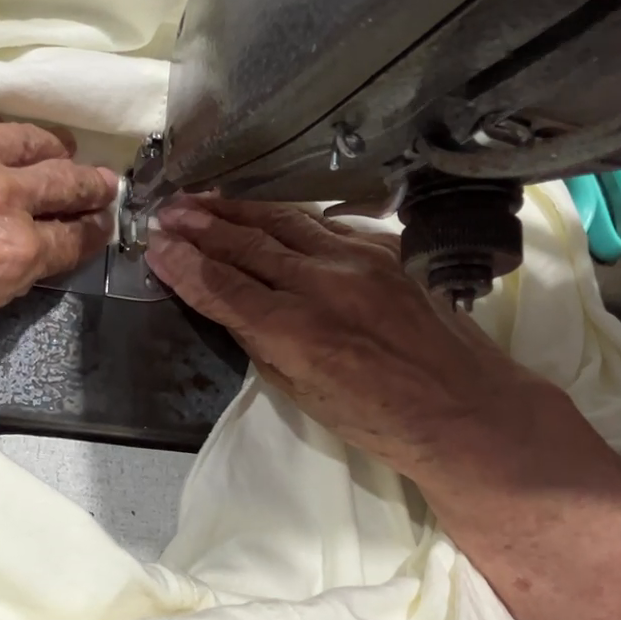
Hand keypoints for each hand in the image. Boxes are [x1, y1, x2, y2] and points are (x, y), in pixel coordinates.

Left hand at [0, 107, 116, 391]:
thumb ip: (1, 280)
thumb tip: (18, 257)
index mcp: (12, 250)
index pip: (71, 237)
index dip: (91, 234)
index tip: (100, 227)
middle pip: (61, 180)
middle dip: (90, 186)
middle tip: (103, 185)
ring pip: (21, 136)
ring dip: (48, 146)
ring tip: (58, 150)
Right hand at [145, 196, 583, 488]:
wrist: (466, 409)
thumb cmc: (377, 420)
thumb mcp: (299, 394)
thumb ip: (259, 341)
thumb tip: (228, 304)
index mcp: (296, 332)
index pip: (223, 286)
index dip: (183, 264)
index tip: (154, 245)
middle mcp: (325, 284)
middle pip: (248, 243)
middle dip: (201, 225)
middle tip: (166, 210)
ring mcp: (361, 258)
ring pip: (285, 222)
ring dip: (237, 209)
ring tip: (201, 199)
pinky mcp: (388, 248)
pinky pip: (326, 225)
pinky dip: (287, 218)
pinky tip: (267, 213)